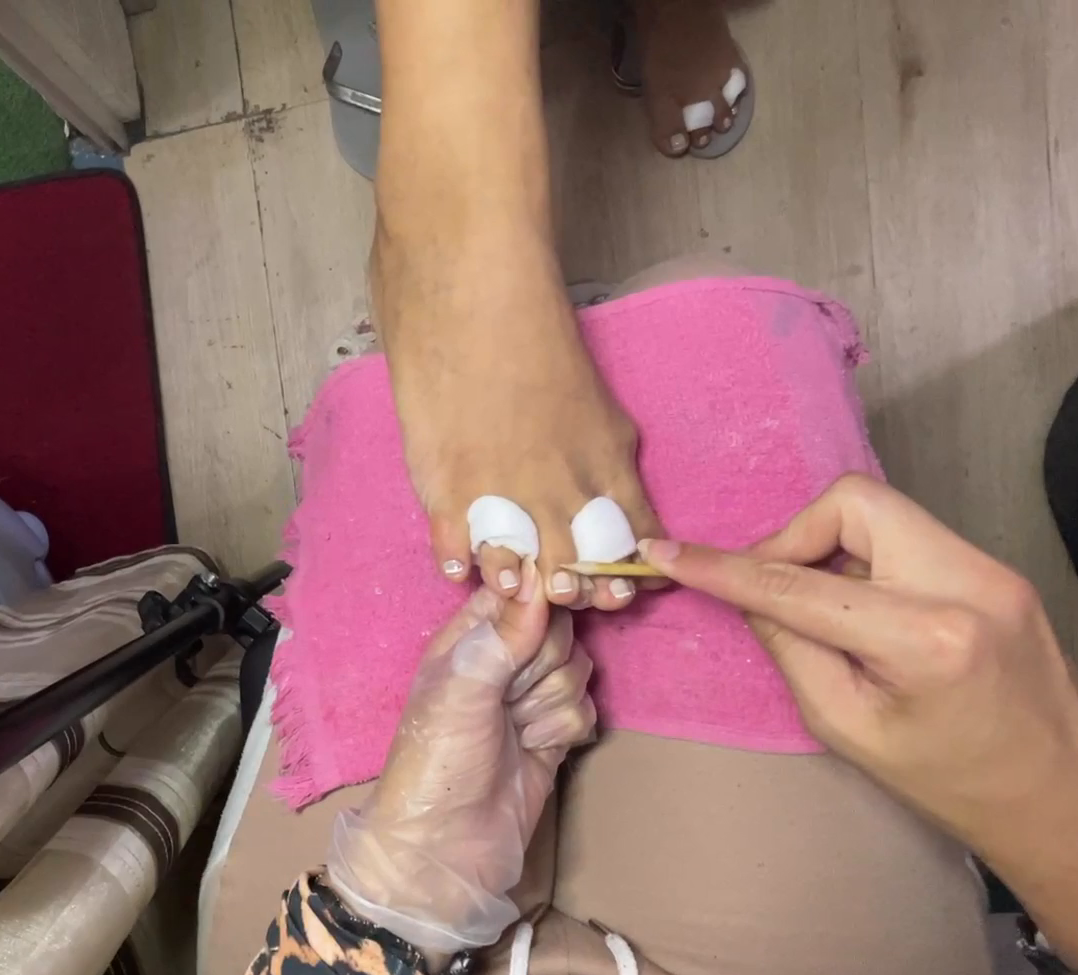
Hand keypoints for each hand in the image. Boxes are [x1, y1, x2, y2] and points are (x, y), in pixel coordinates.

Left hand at [326, 559, 597, 955]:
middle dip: (544, 663)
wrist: (448, 845)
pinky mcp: (552, 732)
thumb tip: (540, 574)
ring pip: (577, 669)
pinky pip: (585, 708)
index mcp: (466, 638)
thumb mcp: (462, 687)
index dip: (540, 599)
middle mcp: (498, 660)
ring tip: (517, 728)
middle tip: (510, 696)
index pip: (518, 593)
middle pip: (557, 630)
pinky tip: (536, 748)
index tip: (554, 610)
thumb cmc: (438, 758)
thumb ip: (504, 633)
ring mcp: (526, 697)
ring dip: (551, 701)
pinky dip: (565, 728)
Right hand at [373, 235, 663, 612]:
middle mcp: (563, 488)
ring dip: (516, 583)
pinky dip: (458, 562)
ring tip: (509, 581)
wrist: (470, 281)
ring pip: (521, 574)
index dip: (625, 573)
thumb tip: (594, 479)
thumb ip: (599, 444)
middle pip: (577, 572)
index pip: (631, 542)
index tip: (615, 587)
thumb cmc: (530, 319)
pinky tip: (457, 560)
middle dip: (573, 590)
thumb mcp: (593, 390)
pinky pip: (456, 550)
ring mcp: (504, 492)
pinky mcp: (446, 484)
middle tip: (559, 590)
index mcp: (607, 459)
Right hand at [635, 473, 1077, 838]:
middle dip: (792, 536)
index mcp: (927, 637)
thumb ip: (788, 644)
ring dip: (825, 547)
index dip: (721, 568)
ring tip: (818, 604)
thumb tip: (749, 593)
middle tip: (775, 589)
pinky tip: (859, 608)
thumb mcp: (842, 723)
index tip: (665, 551)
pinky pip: (903, 535)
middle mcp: (968, 582)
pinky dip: (858, 559)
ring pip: (877, 511)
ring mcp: (992, 570)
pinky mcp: (996, 573)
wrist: (1071, 805)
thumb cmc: (947, 783)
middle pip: (851, 503)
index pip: (795, 583)